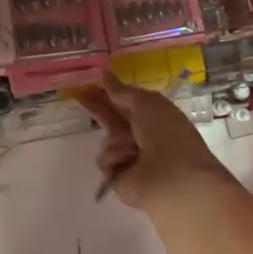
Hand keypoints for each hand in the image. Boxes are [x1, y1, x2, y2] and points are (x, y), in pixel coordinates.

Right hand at [75, 74, 233, 210]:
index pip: (126, 103)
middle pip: (112, 120)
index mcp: (154, 118)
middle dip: (97, 107)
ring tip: (133, 148)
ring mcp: (129, 157)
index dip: (109, 93)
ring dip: (118, 139)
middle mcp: (141, 137)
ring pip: (107, 139)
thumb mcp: (148, 104)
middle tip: (77, 94)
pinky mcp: (118, 175)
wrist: (175, 178)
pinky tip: (128, 161)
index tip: (92, 81)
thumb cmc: (167, 135)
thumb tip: (105, 76)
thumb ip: (123, 92)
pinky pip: (104, 158)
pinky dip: (115, 156)